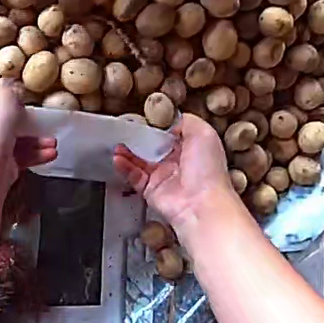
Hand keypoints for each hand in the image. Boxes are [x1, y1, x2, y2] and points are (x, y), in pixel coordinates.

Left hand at [0, 79, 56, 190]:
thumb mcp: (5, 91)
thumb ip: (11, 87)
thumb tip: (13, 87)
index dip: (5, 94)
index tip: (22, 96)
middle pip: (2, 119)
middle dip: (26, 121)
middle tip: (40, 120)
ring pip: (13, 140)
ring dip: (35, 141)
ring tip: (52, 142)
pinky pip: (17, 157)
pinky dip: (34, 154)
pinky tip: (49, 153)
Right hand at [113, 114, 244, 236]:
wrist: (201, 204)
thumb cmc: (207, 169)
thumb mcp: (203, 133)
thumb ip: (186, 121)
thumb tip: (168, 122)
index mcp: (191, 148)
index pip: (170, 134)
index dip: (157, 126)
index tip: (143, 118)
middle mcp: (177, 162)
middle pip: (152, 147)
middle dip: (138, 139)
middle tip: (125, 130)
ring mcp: (163, 177)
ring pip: (140, 161)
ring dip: (127, 152)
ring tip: (116, 145)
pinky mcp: (150, 190)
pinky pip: (134, 176)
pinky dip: (124, 167)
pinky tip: (117, 159)